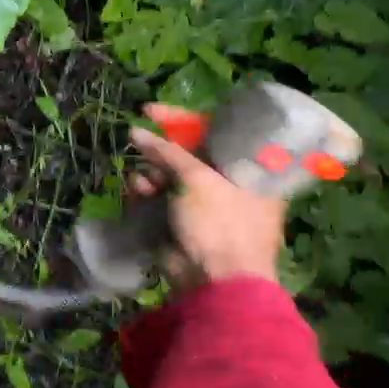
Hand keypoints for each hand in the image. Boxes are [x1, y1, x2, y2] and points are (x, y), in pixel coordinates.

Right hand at [130, 107, 287, 288]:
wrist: (215, 278)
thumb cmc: (221, 225)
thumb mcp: (198, 181)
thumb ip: (168, 152)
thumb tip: (136, 131)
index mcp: (252, 175)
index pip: (220, 135)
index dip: (186, 120)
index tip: (153, 110)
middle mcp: (231, 185)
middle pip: (190, 153)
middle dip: (162, 148)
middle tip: (136, 138)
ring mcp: (206, 203)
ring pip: (169, 172)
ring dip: (151, 171)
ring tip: (144, 181)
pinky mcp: (182, 217)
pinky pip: (159, 192)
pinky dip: (147, 189)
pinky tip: (139, 192)